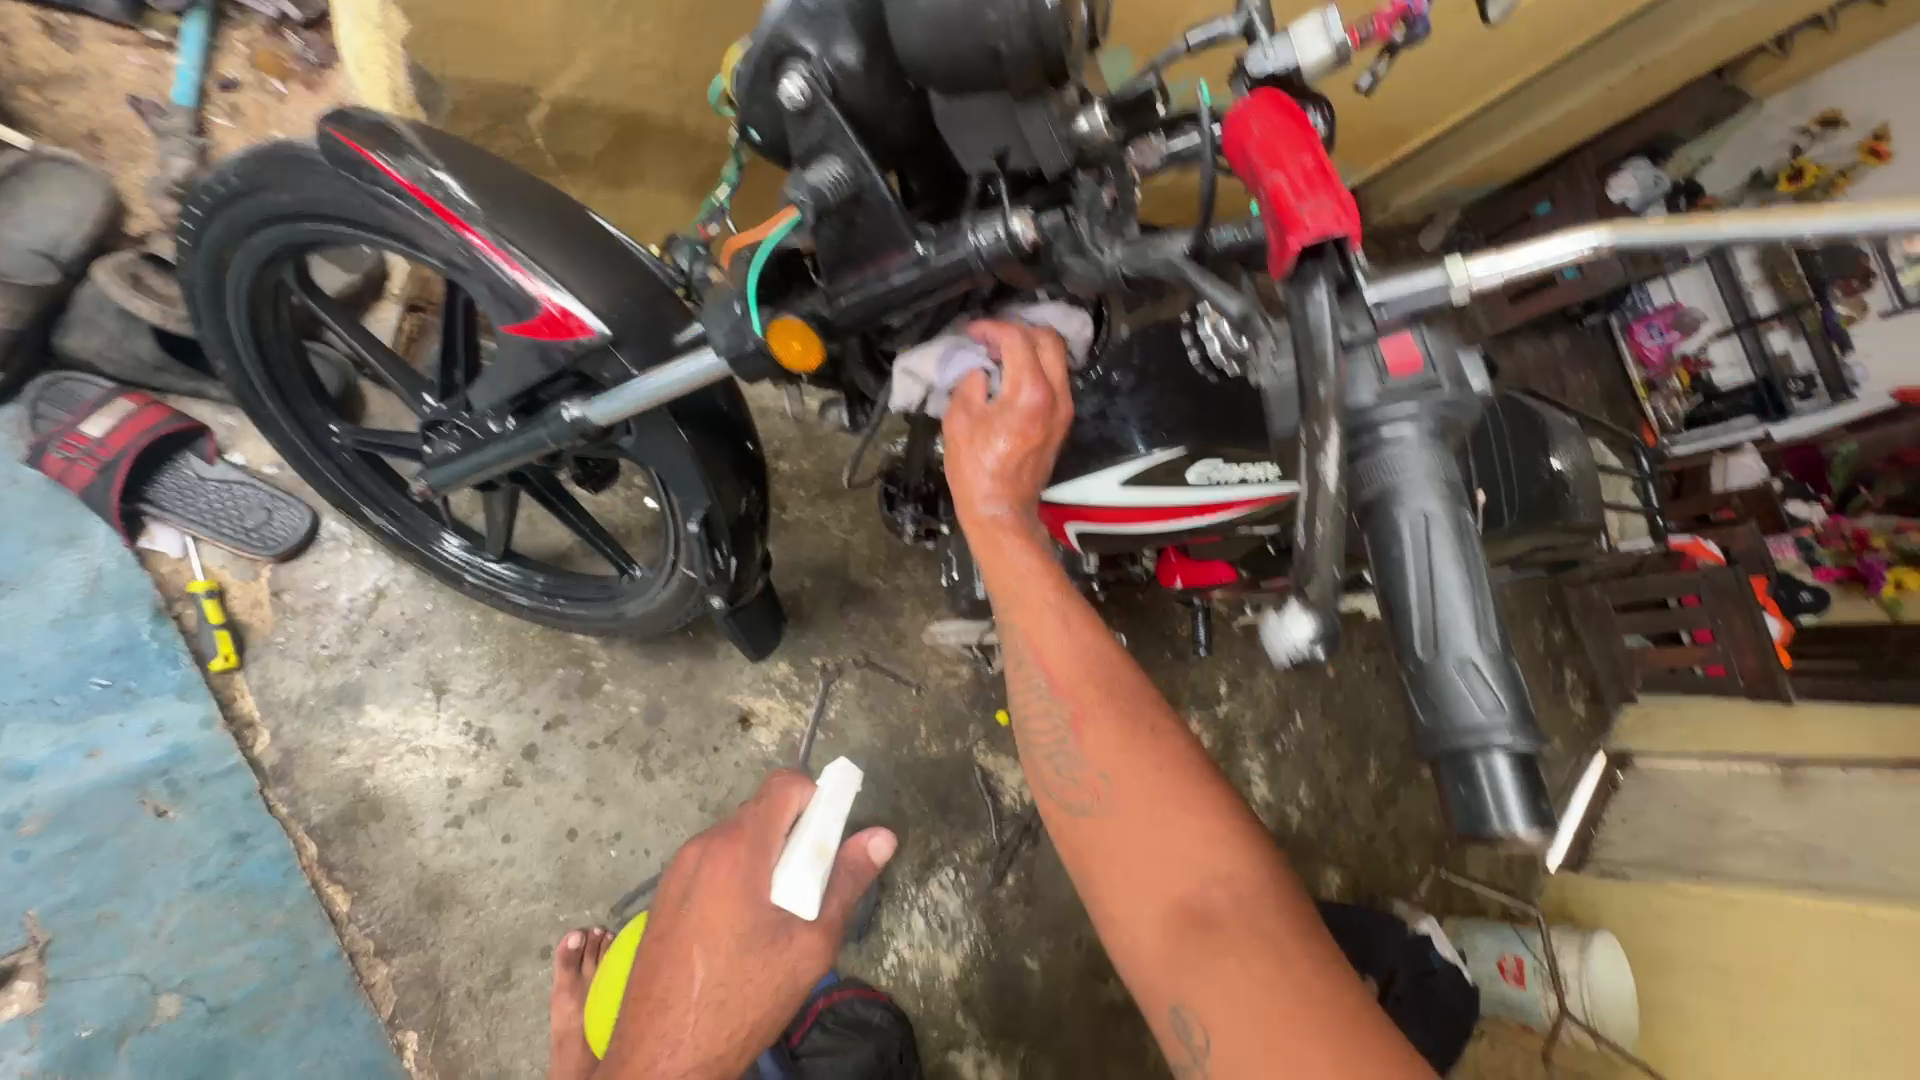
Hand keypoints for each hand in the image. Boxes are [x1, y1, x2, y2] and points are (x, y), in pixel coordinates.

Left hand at [601, 771, 895, 1078]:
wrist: (663, 1061)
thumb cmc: (744, 999)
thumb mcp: (811, 944)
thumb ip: (848, 881)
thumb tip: (883, 836)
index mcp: (739, 848)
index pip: (785, 783)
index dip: (816, 799)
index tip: (828, 842)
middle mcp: (703, 845)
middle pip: (762, 810)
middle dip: (793, 836)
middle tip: (807, 890)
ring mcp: (678, 869)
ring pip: (738, 837)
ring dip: (766, 858)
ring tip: (775, 918)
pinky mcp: (665, 894)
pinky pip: (713, 862)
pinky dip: (737, 876)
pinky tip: (741, 931)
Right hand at [942, 320, 1075, 536]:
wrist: (1001, 511)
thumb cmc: (975, 470)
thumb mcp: (959, 420)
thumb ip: (970, 383)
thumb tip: (982, 370)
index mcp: (1030, 392)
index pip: (1018, 339)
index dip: (992, 328)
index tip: (972, 333)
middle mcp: (1056, 396)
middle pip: (1048, 340)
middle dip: (1018, 330)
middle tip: (990, 338)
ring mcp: (1064, 410)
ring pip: (1056, 358)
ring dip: (1030, 348)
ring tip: (1000, 354)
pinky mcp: (1062, 422)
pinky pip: (1056, 380)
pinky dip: (1036, 368)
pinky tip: (1011, 375)